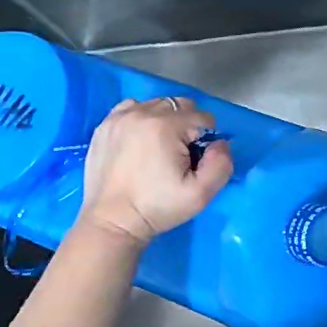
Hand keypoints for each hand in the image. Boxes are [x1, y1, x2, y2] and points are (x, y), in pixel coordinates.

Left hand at [78, 97, 232, 246]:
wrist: (112, 221)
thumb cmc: (157, 208)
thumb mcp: (201, 194)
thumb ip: (221, 164)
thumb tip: (221, 143)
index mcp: (166, 126)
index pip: (204, 118)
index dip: (207, 140)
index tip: (196, 161)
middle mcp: (142, 113)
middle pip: (181, 106)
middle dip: (188, 126)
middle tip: (181, 155)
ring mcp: (120, 117)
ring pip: (157, 105)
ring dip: (166, 120)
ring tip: (160, 149)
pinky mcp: (105, 125)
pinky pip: (132, 108)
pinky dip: (142, 118)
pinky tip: (141, 141)